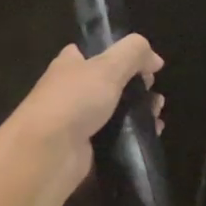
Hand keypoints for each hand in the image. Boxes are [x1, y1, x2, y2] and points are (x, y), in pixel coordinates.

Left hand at [7, 35, 164, 188]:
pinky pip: (114, 137)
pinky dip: (133, 135)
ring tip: (158, 115)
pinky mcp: (85, 147)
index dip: (121, 55)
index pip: (95, 53)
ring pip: (114, 111)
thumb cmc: (75, 100)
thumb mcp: (108, 67)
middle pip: (110, 83)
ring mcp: (77, 120)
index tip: (147, 65)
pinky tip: (151, 134)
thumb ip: (133, 54)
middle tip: (155, 93)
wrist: (48, 152)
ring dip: (138, 111)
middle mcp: (71, 90)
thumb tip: (155, 59)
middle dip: (136, 86)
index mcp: (70, 64)